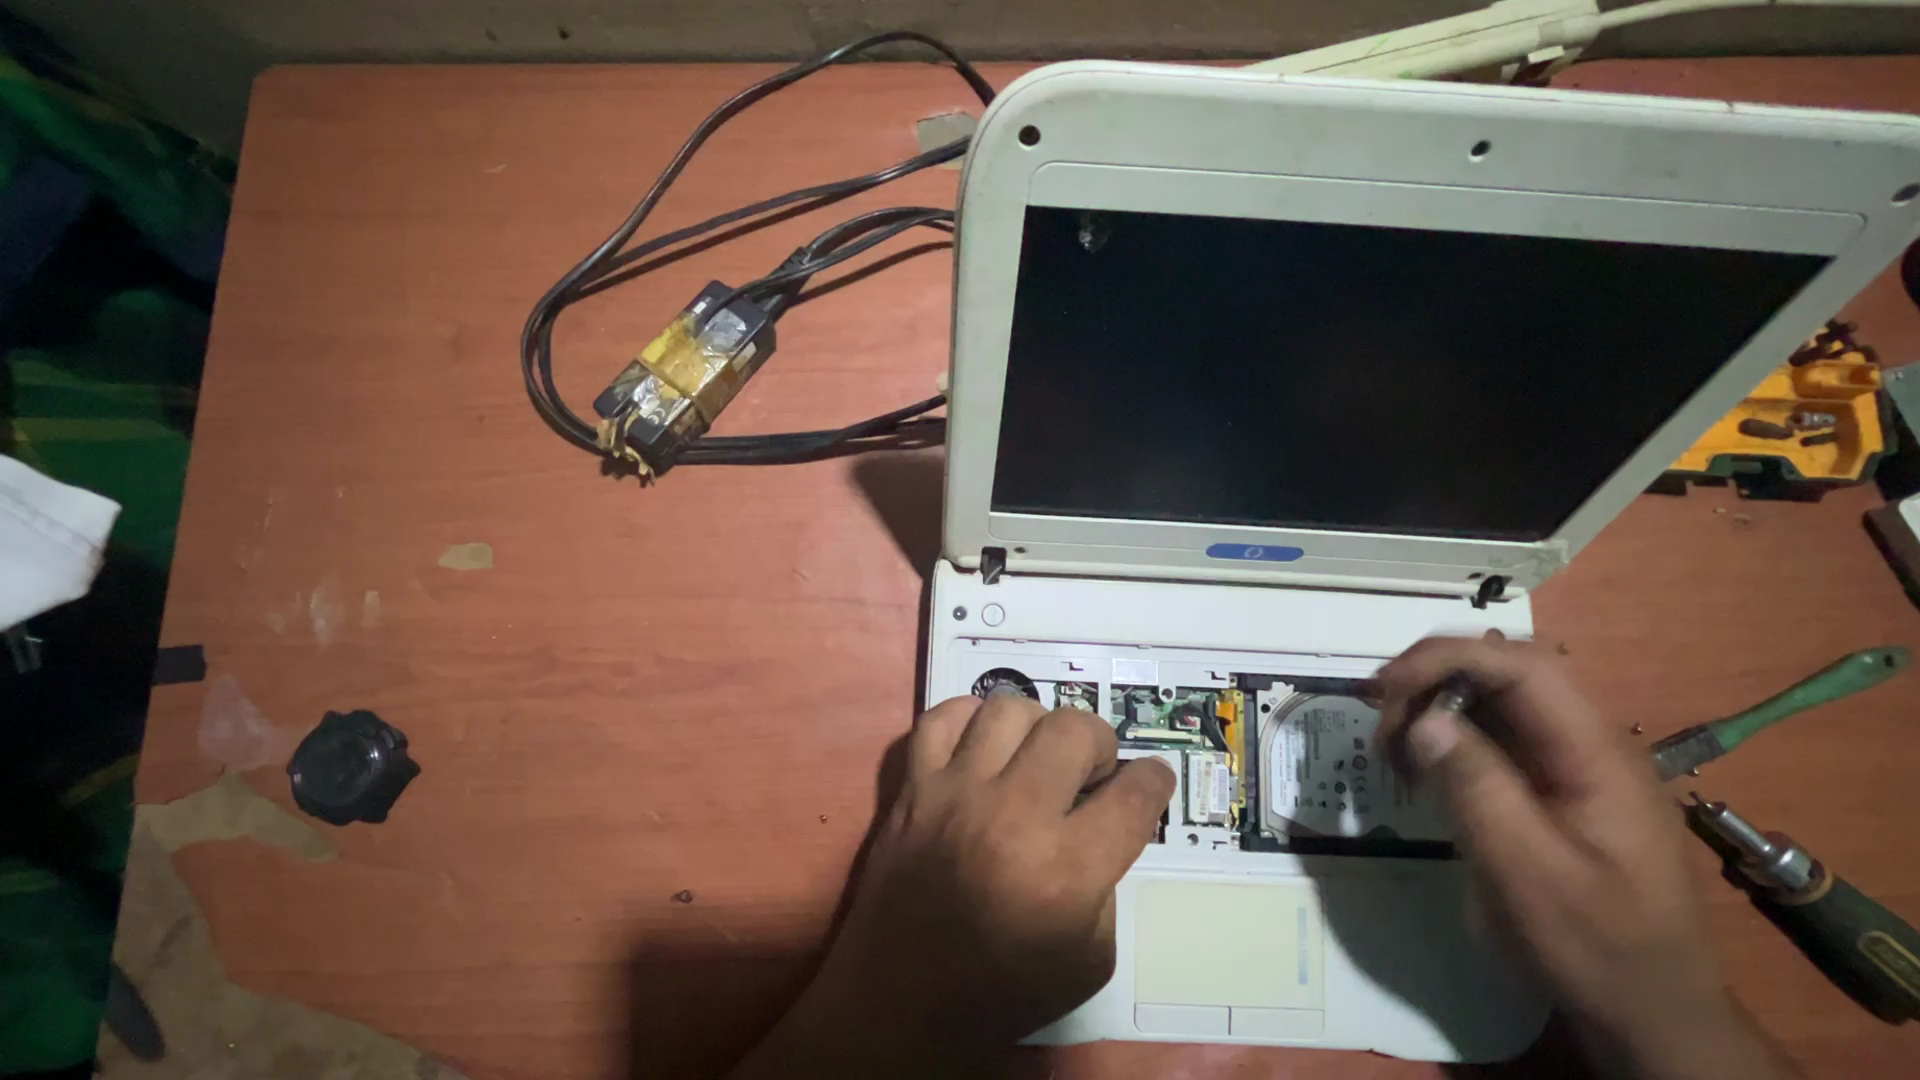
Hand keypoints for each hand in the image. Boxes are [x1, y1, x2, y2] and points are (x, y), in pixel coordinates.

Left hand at [730, 695, 1175, 1078]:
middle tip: (1091, 771)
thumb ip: (1106, 884)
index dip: (1154, 782)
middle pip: (1075, 731)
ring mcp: (956, 793)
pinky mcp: (912, 788)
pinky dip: (968, 719)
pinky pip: (941, 718)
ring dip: (1037, 726)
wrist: (899, 1002)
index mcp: (1066, 869)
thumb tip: (1102, 824)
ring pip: (1010, 709)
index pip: (1133, 796)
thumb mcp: (1088, 961)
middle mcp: (1013, 815)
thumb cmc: (1000, 991)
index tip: (1152, 780)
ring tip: (1035, 754)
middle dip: (1100, 744)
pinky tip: (981, 745)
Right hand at [1375, 636, 1798, 1079]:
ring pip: (1490, 697)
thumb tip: (1422, 719)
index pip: (1522, 665)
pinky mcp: (1548, 783)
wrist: (1653, 1015)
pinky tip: (1419, 772)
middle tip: (1382, 733)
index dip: (1446, 658)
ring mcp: (1569, 762)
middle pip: (1502, 670)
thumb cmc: (1597, 948)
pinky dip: (1443, 738)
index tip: (1385, 690)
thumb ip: (1478, 789)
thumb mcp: (1529, 874)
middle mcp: (1586, 742)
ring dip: (1431, 708)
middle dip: (1430, 681)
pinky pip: (1490, 734)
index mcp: (1597, 753)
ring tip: (1394, 756)